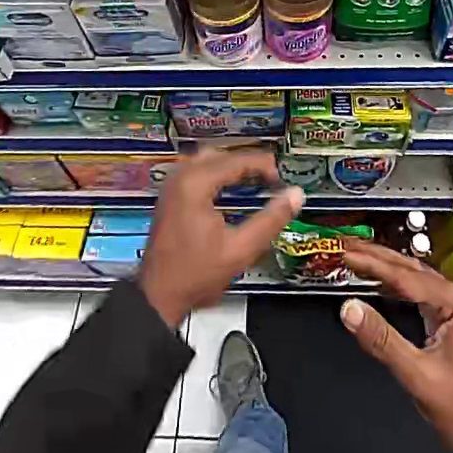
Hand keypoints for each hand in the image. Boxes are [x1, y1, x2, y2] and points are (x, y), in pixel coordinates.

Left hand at [138, 149, 303, 328]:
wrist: (157, 298)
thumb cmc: (197, 274)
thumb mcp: (241, 249)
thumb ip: (271, 220)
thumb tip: (295, 195)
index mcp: (196, 183)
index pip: (236, 160)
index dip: (263, 165)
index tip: (282, 179)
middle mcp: (181, 177)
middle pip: (221, 155)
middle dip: (248, 163)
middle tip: (271, 178)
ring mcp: (172, 186)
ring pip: (207, 160)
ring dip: (232, 167)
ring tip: (255, 180)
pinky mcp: (169, 196)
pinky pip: (196, 171)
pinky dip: (217, 173)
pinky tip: (230, 189)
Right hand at [341, 241, 452, 452]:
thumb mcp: (420, 377)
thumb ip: (382, 341)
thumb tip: (353, 311)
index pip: (404, 275)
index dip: (370, 262)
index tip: (346, 253)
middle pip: (410, 269)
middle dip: (375, 255)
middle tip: (347, 245)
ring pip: (414, 280)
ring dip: (384, 269)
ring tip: (357, 257)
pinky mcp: (452, 323)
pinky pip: (419, 295)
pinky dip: (395, 287)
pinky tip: (380, 285)